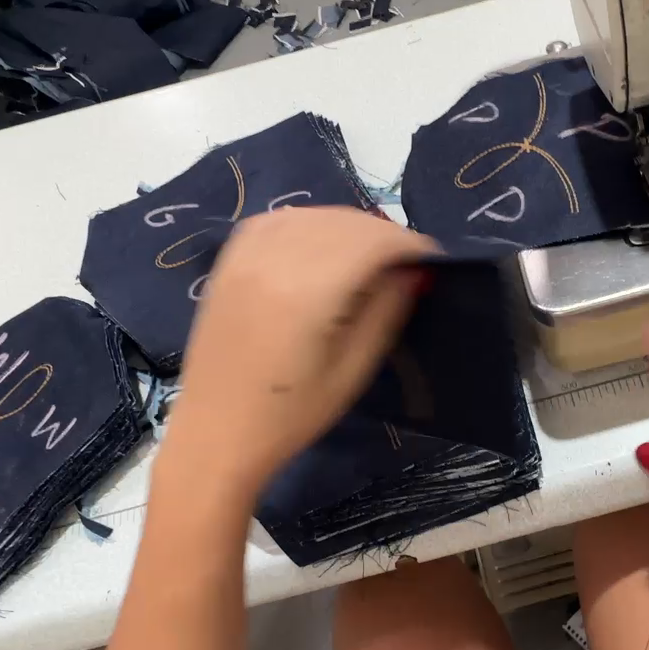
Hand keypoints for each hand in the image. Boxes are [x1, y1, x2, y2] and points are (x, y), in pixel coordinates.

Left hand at [161, 205, 438, 492]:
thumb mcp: (354, 369)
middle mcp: (273, 260)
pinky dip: (310, 223)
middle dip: (385, 234)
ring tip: (372, 256)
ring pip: (313, 215)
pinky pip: (278, 220)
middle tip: (409, 263)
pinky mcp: (228, 262)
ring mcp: (245, 256)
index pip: (372, 241)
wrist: (215, 434)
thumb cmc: (292, 415)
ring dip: (350, 227)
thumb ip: (387, 310)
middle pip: (344, 222)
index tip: (433, 262)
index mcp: (307, 291)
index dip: (410, 244)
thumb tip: (415, 271)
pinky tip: (325, 245)